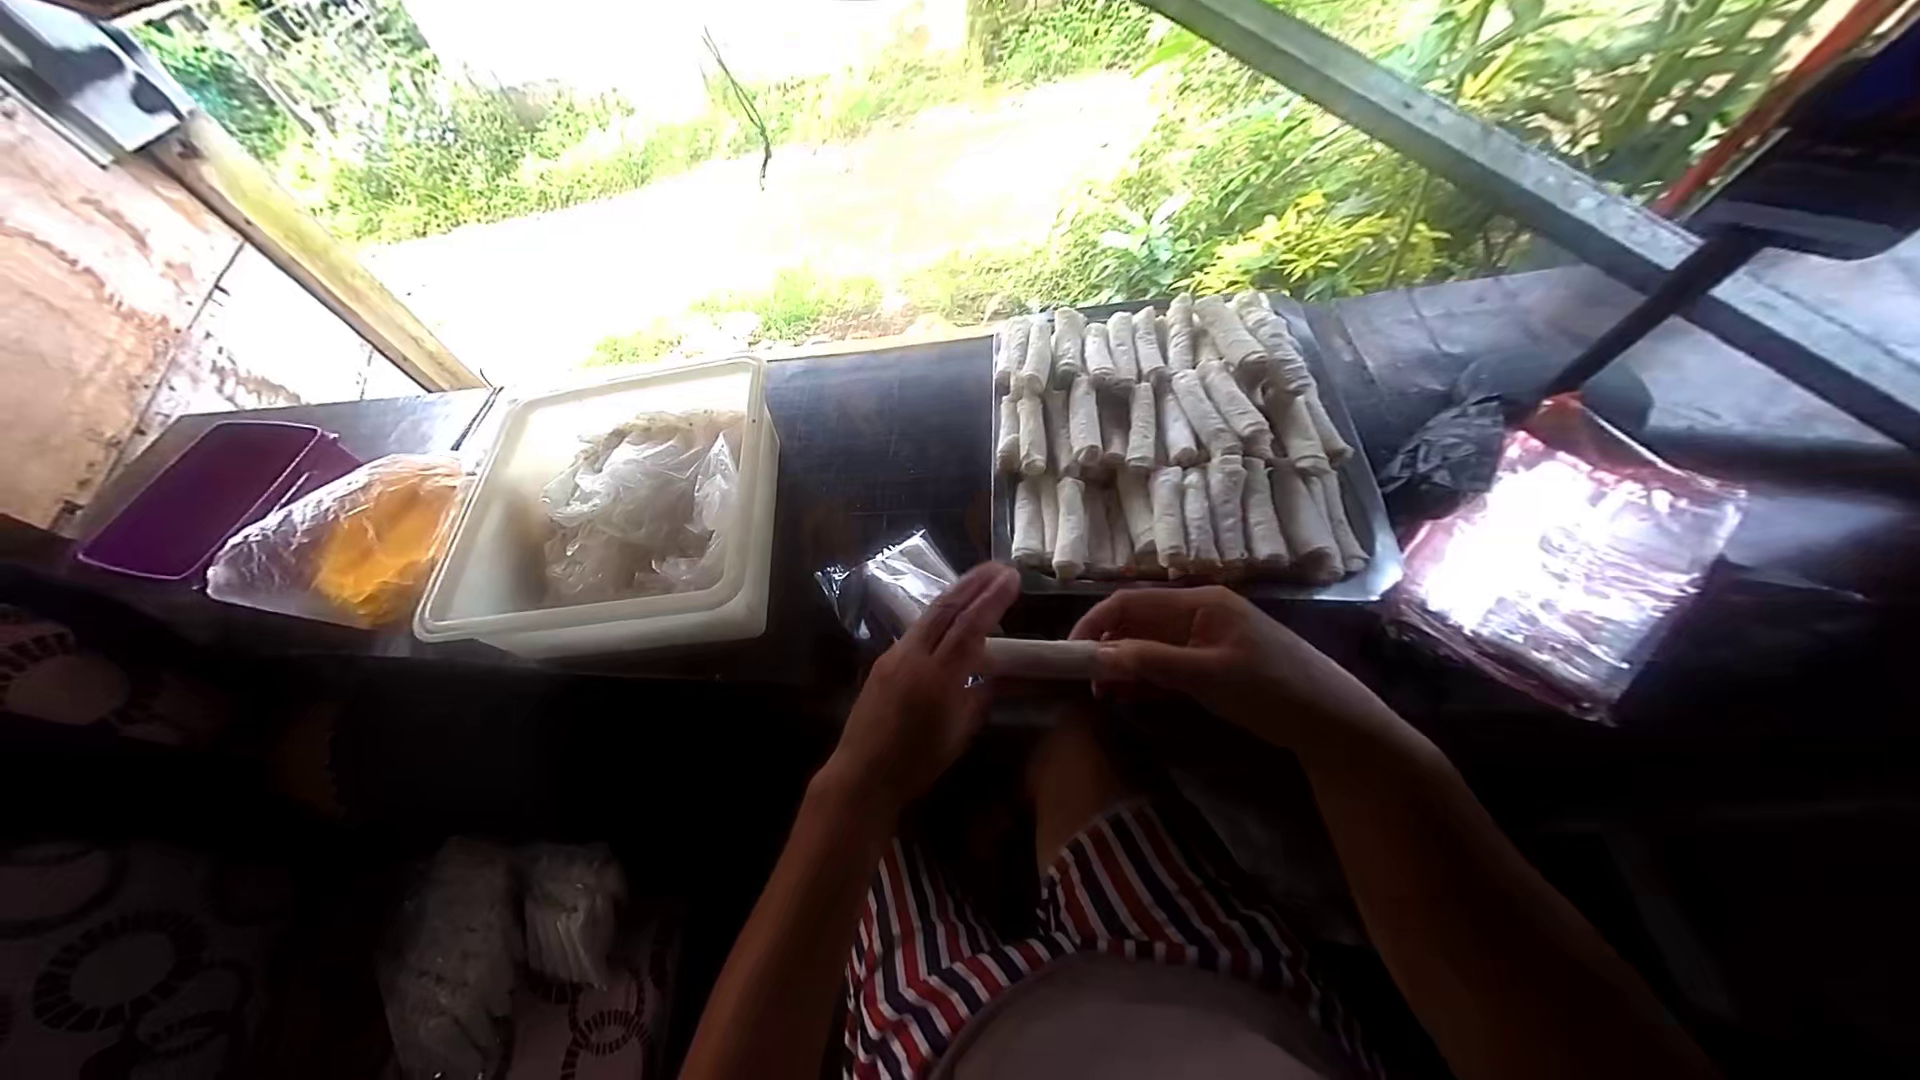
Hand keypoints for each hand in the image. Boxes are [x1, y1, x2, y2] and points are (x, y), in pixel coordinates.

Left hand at [819, 562, 1021, 818]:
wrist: (862, 775)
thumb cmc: (917, 764)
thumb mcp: (960, 732)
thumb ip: (981, 696)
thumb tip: (1000, 675)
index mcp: (938, 677)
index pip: (970, 626)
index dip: (993, 600)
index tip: (1013, 578)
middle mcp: (913, 656)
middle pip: (946, 608)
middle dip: (975, 583)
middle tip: (999, 567)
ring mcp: (894, 656)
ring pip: (929, 614)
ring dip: (956, 594)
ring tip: (980, 579)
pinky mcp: (883, 661)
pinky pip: (916, 629)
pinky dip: (939, 615)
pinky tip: (952, 612)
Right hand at [1070, 586, 1409, 761]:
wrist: (1334, 724)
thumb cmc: (1272, 689)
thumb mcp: (1208, 675)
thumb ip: (1151, 662)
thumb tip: (1098, 656)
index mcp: (1198, 602)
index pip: (1131, 602)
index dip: (1096, 623)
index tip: (1070, 652)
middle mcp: (1198, 613)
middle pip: (1137, 623)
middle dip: (1108, 649)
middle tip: (1088, 682)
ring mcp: (1206, 638)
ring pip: (1149, 646)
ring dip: (1124, 667)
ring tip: (1105, 695)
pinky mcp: (1212, 663)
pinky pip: (1167, 664)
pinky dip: (1146, 679)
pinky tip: (1131, 696)